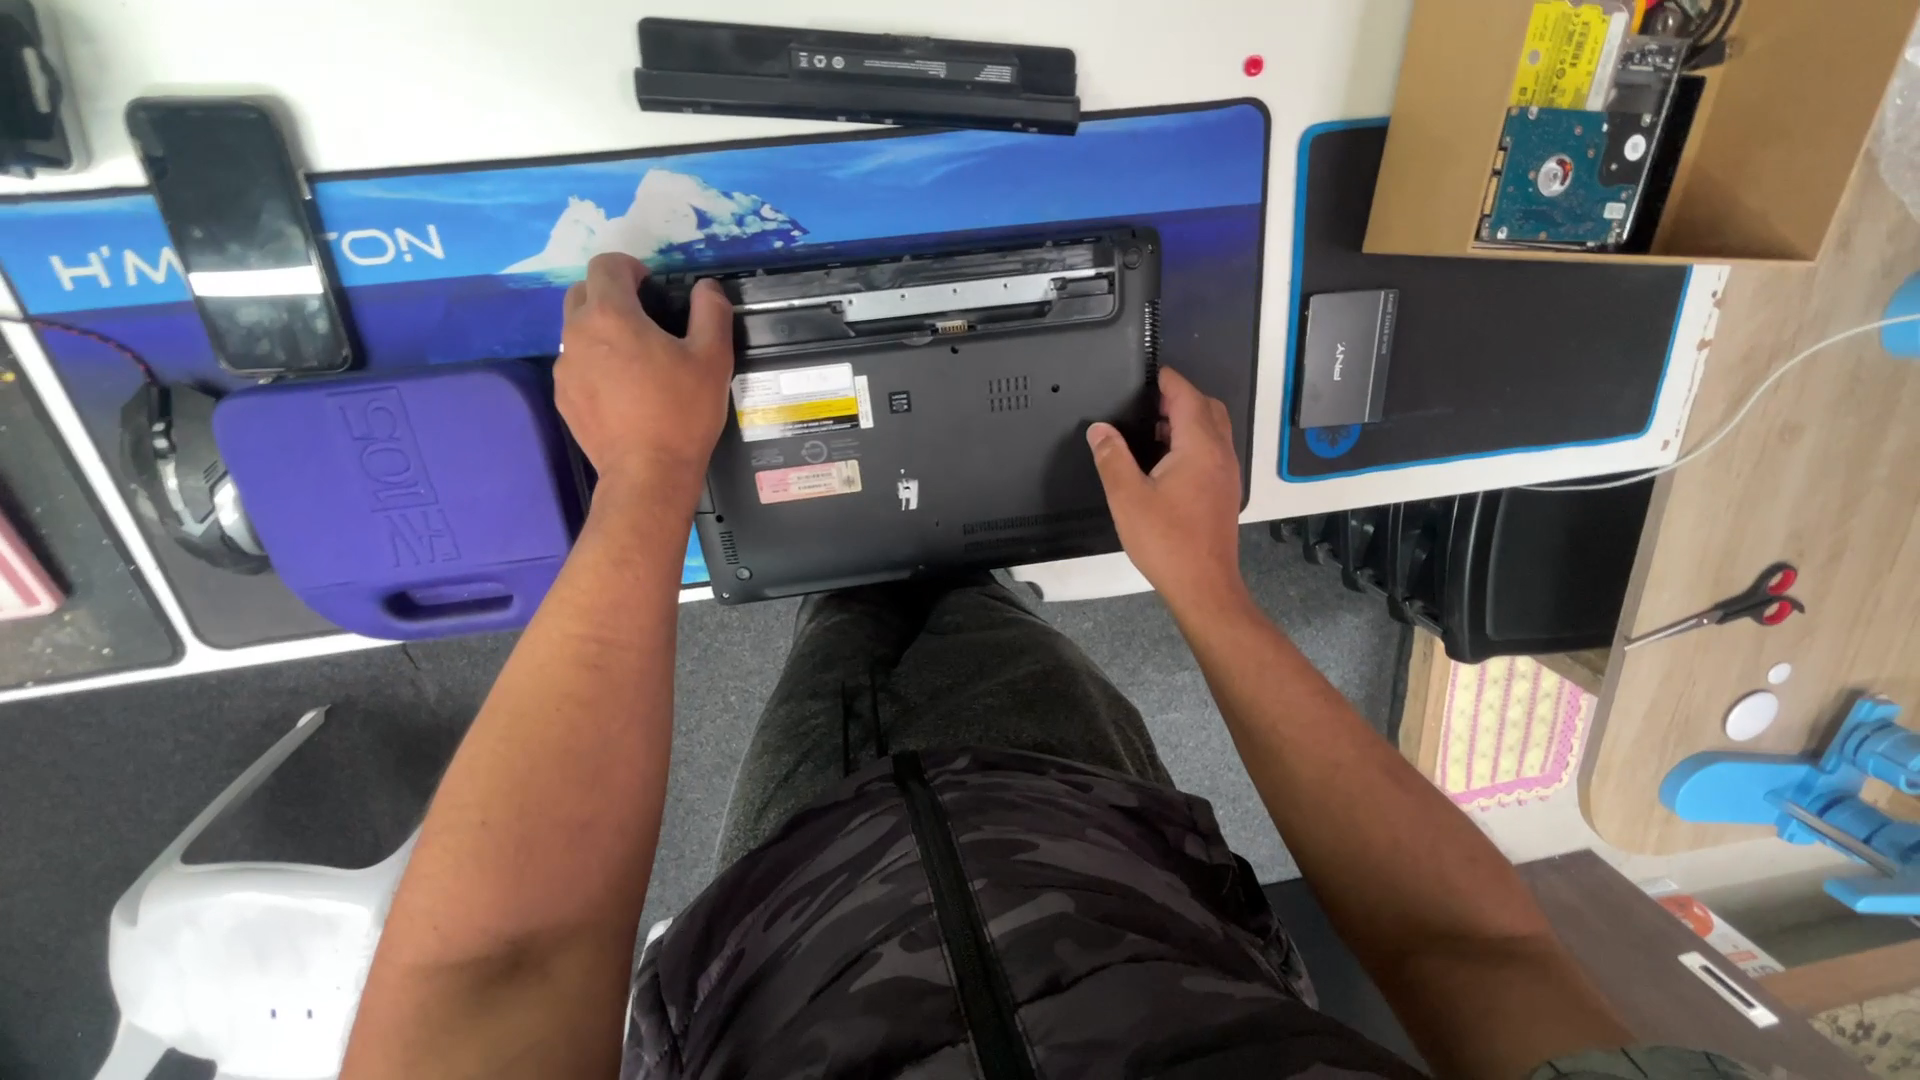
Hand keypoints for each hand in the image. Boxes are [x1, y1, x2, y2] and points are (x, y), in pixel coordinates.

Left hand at [555, 253, 732, 512]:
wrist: (648, 474)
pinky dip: (596, 364)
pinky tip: (624, 391)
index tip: (652, 287)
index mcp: (612, 315)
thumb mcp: (713, 359)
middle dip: (611, 294)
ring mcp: (565, 367)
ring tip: (636, 359)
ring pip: (577, 330)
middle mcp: (577, 334)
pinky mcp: (564, 396)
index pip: (606, 265)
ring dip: (602, 330)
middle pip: (583, 292)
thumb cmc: (683, 413)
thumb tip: (707, 289)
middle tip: (645, 319)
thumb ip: (711, 313)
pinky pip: (576, 365)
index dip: (630, 267)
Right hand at [1088, 367, 1246, 612]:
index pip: (1187, 397)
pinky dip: (1194, 443)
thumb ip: (1112, 458)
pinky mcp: (1225, 493)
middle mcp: (1221, 454)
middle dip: (1181, 398)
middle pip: (1208, 409)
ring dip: (1188, 422)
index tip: (1149, 374)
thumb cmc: (1166, 541)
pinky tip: (1167, 463)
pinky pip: (1213, 452)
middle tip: (1148, 403)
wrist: (1203, 585)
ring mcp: (1228, 475)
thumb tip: (1099, 429)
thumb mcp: (1127, 497)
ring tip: (1153, 430)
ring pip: (1214, 431)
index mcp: (1199, 447)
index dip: (1168, 381)